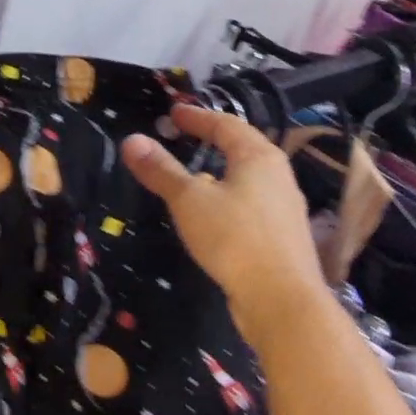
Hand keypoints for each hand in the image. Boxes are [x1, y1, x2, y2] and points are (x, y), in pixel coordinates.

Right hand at [121, 105, 328, 349]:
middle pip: (243, 148)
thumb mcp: (188, 200)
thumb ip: (160, 170)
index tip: (173, 114)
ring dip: (221, 171)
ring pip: (249, 178)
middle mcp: (278, 176)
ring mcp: (284, 208)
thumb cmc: (234, 238)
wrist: (282, 300)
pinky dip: (228, 197)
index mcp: (259, 157)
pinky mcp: (282, 237)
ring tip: (193, 176)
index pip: (226, 124)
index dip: (197, 117)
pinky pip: (251, 203)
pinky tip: (212, 215)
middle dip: (213, 141)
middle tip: (184, 139)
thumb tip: (131, 140)